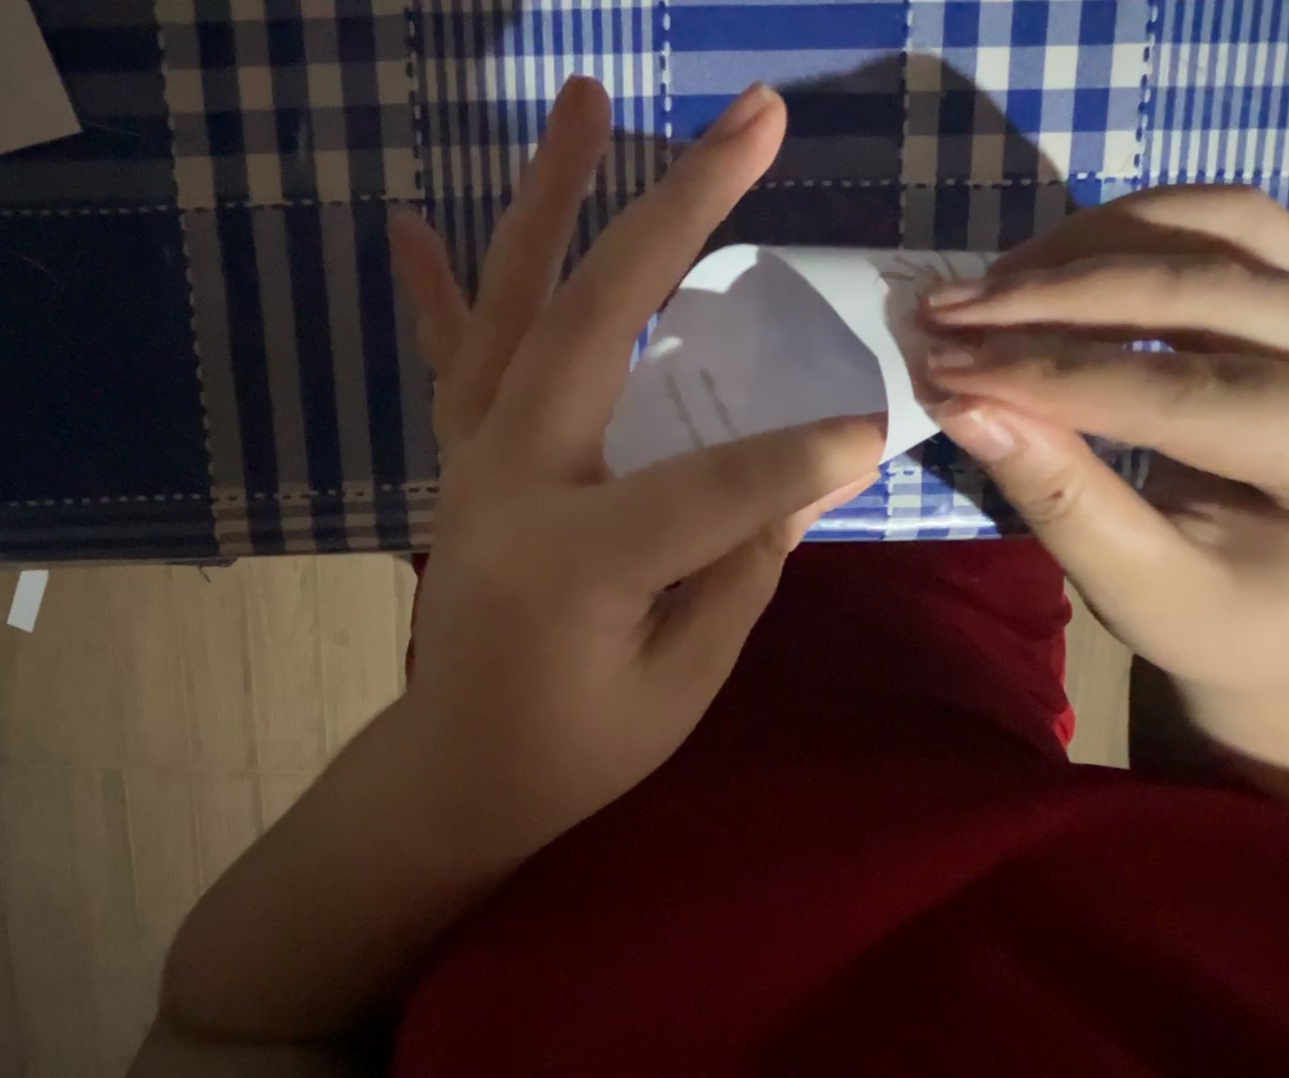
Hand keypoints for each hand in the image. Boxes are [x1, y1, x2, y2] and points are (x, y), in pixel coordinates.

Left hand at [389, 78, 881, 825]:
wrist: (459, 767)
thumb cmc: (577, 745)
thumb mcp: (684, 676)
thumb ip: (745, 558)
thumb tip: (820, 457)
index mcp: (576, 558)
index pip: (715, 480)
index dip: (804, 453)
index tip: (874, 422)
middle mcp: (510, 483)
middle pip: (597, 320)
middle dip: (681, 212)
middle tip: (752, 119)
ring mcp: (473, 461)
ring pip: (512, 308)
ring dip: (551, 198)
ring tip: (584, 98)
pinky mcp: (461, 461)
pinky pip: (453, 361)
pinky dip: (440, 289)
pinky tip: (414, 222)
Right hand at [914, 186, 1288, 696]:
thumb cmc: (1220, 626)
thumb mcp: (1132, 586)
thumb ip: (1057, 494)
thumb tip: (961, 404)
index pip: (1183, 391)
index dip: (1048, 375)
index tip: (941, 367)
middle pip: (1204, 285)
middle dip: (1053, 296)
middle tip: (945, 311)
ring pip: (1221, 227)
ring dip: (1088, 248)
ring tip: (987, 289)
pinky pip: (1226, 227)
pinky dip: (1127, 235)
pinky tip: (1051, 270)